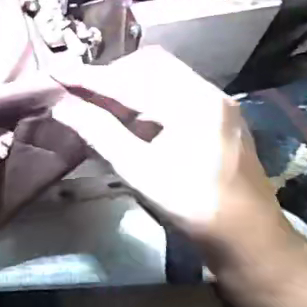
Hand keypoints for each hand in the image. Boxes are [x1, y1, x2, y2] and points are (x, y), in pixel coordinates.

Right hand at [49, 48, 306, 306]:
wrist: (249, 241)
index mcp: (193, 101)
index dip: (89, 77)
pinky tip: (126, 121)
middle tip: (78, 92)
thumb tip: (60, 105)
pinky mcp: (216, 121)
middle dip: (110, 76)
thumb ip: (97, 131)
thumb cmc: (192, 205)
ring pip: (162, 79)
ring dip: (126, 87)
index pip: (130, 77)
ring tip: (96, 106)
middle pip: (149, 65)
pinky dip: (144, 100)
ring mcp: (215, 106)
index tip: (56, 75)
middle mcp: (207, 93)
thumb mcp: (138, 169)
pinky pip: (173, 95)